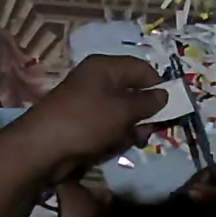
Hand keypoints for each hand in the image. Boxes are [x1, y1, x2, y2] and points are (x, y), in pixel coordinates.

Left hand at [11, 55, 166, 181]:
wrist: (43, 148)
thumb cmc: (86, 121)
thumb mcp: (122, 110)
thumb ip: (147, 102)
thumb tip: (165, 94)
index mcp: (105, 68)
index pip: (141, 68)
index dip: (158, 85)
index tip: (172, 106)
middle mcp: (97, 81)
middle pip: (133, 91)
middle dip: (145, 112)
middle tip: (152, 129)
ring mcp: (88, 103)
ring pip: (122, 113)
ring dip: (131, 128)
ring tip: (130, 140)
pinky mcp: (83, 124)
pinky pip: (108, 127)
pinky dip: (115, 136)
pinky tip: (114, 146)